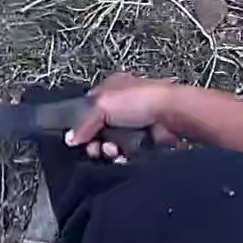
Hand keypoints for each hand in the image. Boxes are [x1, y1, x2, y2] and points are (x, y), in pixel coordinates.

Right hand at [66, 72, 187, 161]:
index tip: (78, 137)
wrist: (170, 114)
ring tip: (112, 149)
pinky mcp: (140, 136)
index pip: (87, 108)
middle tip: (95, 147)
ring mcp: (131, 120)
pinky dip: (120, 155)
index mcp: (111, 87)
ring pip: (109, 142)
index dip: (80, 124)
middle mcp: (121, 103)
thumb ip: (83, 123)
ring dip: (107, 149)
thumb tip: (72, 138)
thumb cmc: (142, 98)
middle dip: (94, 141)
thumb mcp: (102, 104)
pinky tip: (121, 154)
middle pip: (96, 129)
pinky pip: (123, 150)